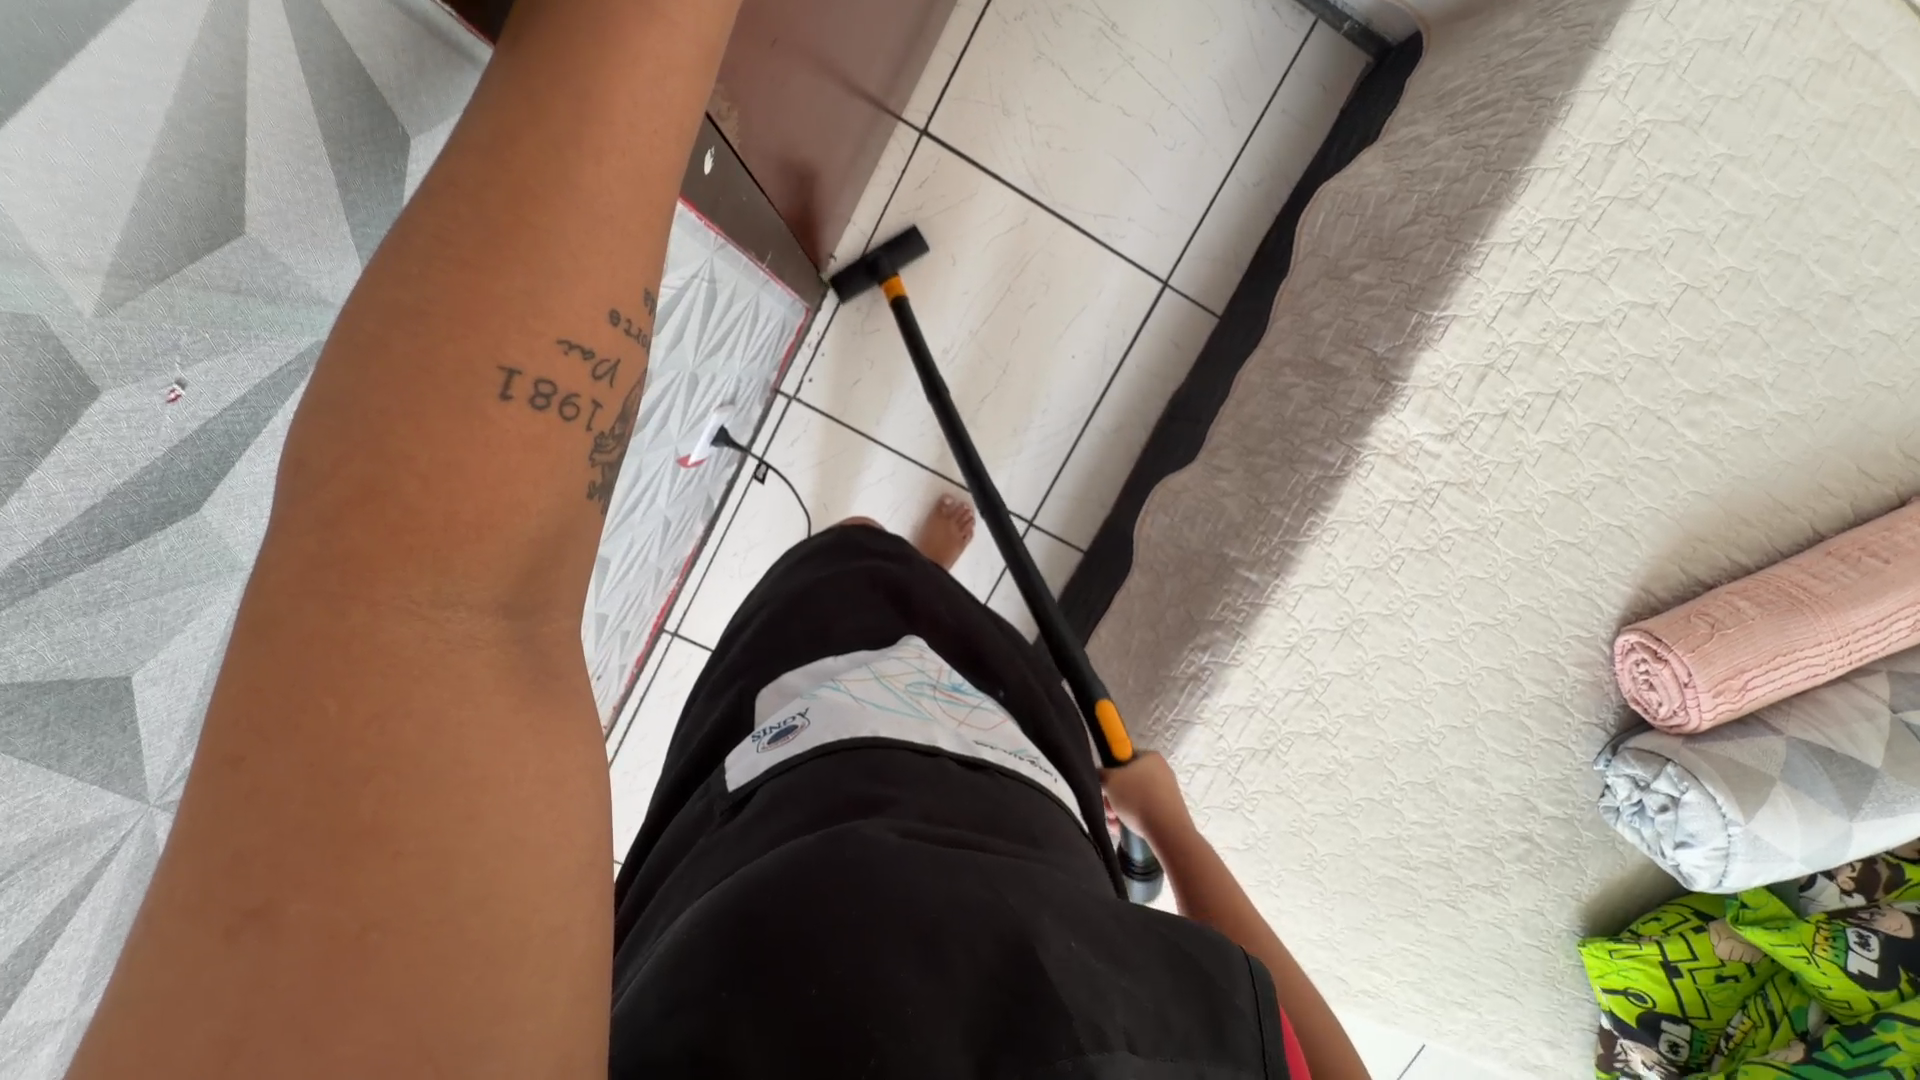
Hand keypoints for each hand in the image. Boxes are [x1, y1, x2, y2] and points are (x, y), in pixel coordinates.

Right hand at [1100, 751, 1193, 844]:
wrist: (1167, 830)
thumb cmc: (1136, 798)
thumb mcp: (1109, 781)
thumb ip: (1101, 774)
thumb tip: (1102, 776)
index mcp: (1150, 757)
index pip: (1124, 758)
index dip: (1110, 771)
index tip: (1104, 786)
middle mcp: (1161, 771)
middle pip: (1128, 782)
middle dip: (1113, 797)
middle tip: (1107, 809)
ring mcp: (1167, 792)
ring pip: (1134, 799)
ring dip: (1119, 811)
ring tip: (1114, 824)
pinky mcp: (1169, 811)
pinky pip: (1145, 811)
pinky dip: (1132, 820)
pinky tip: (1122, 830)